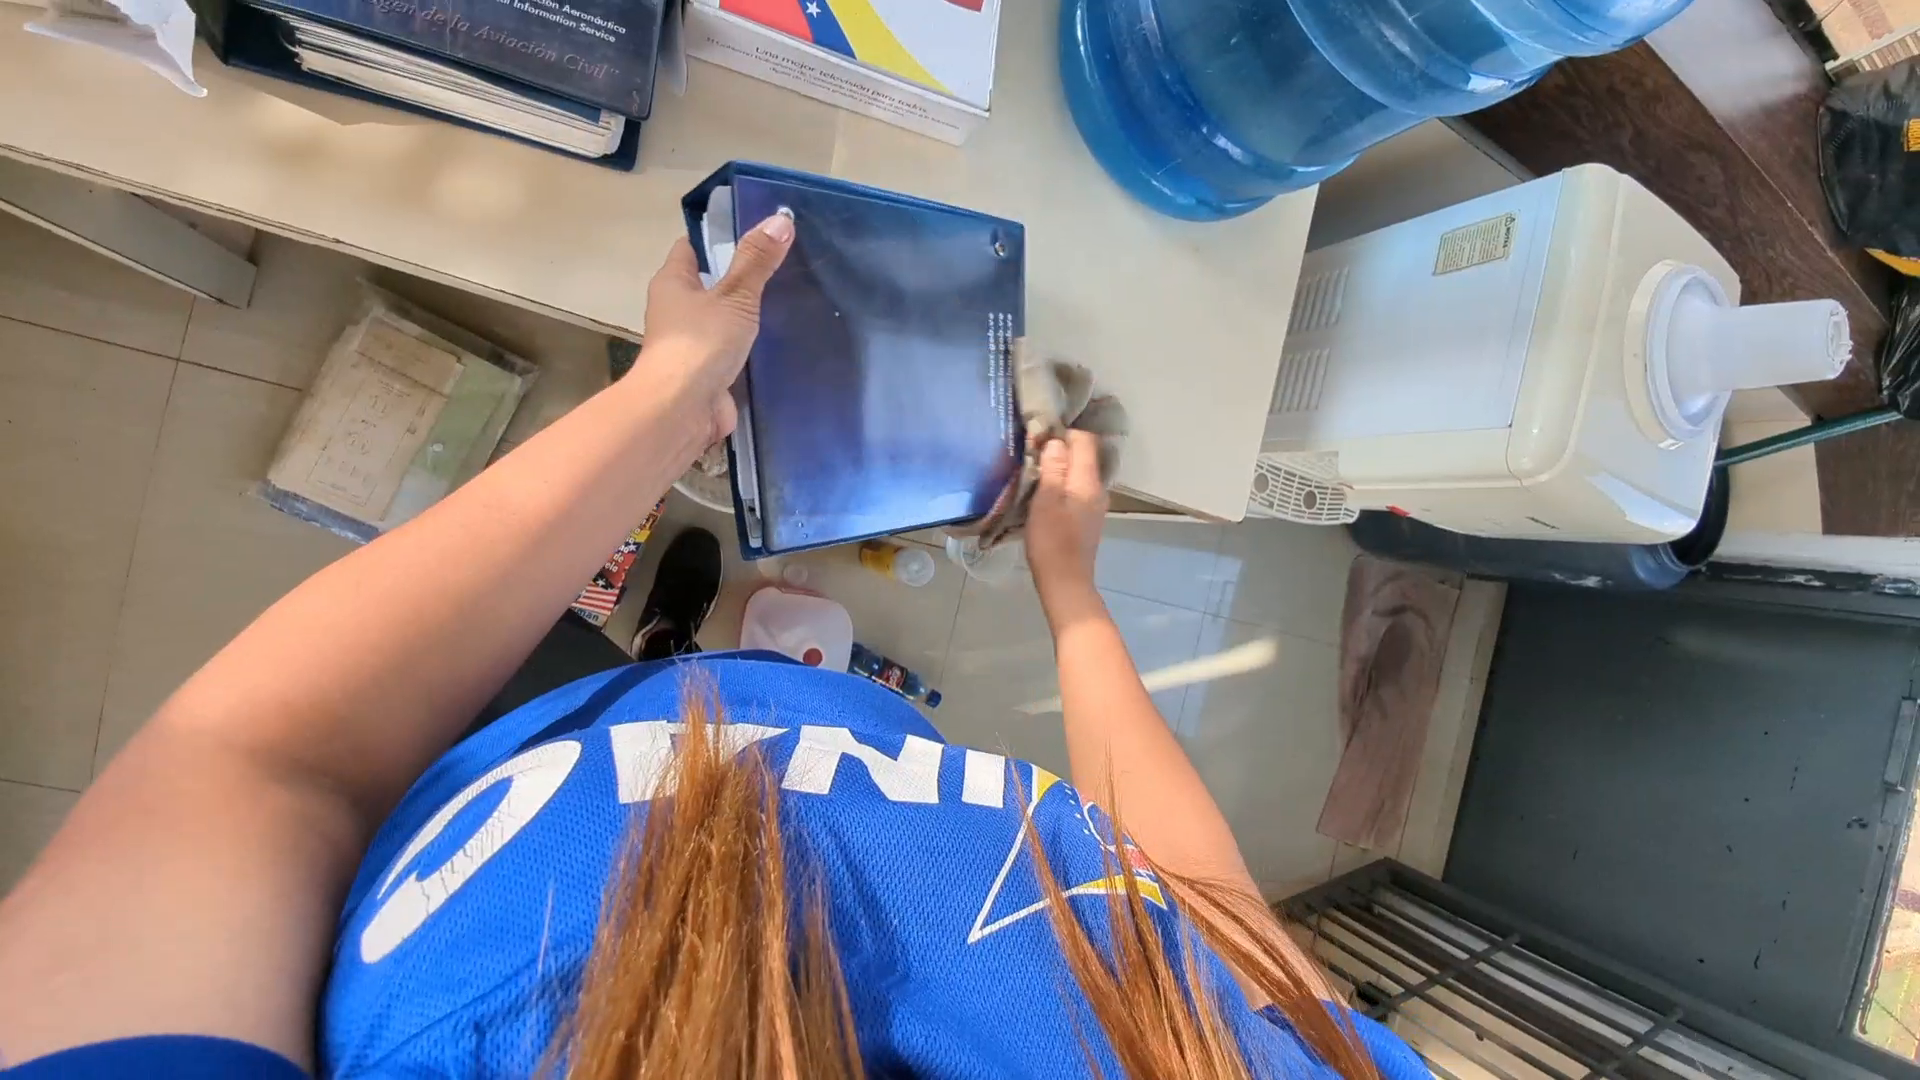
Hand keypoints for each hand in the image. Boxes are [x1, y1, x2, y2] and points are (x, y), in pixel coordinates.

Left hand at [634, 209, 794, 441]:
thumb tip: (780, 219)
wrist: (683, 408)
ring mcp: (691, 346)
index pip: (691, 248)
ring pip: (721, 322)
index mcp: (673, 283)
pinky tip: (776, 348)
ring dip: (745, 319)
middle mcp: (676, 311)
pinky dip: (749, 351)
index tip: (752, 235)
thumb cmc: (701, 343)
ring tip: (785, 306)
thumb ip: (756, 261)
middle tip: (779, 270)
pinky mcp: (707, 375)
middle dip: (737, 280)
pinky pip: (730, 354)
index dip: (717, 239)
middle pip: (708, 286)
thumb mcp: (735, 296)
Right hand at [1026, 430, 1108, 624]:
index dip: (1063, 433)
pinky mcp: (1087, 518)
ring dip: (1059, 468)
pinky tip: (1043, 494)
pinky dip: (1062, 485)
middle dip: (1060, 449)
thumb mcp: (1046, 500)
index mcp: (1088, 480)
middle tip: (1031, 453)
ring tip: (1034, 472)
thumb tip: (1056, 440)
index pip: (1084, 440)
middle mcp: (1098, 488)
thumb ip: (1053, 467)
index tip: (1038, 438)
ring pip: (1079, 473)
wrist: (1066, 582)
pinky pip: (1076, 489)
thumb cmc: (1052, 540)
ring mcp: (1094, 504)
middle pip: (1083, 456)